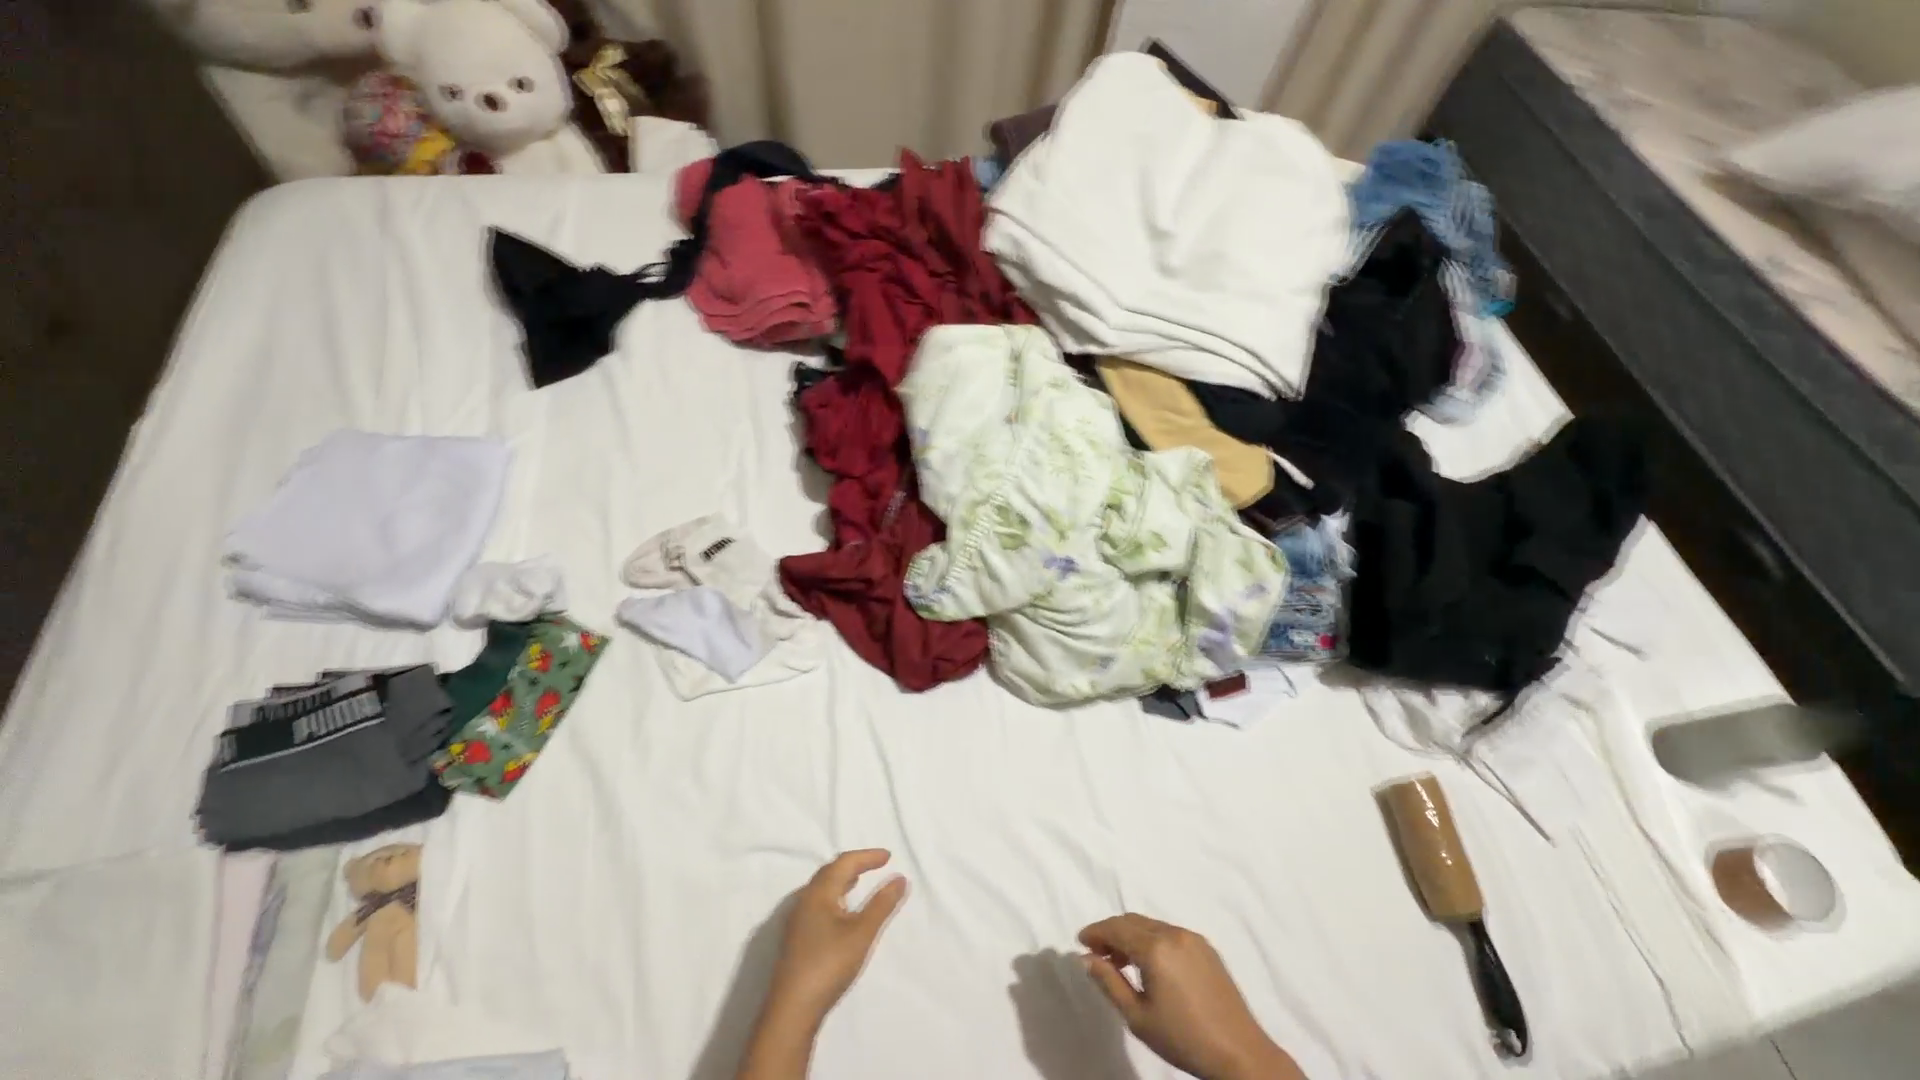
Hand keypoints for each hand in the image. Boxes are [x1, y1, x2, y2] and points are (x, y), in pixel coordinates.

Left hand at [764, 848, 908, 1027]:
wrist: (792, 1008)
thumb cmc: (829, 964)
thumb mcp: (862, 933)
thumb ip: (882, 904)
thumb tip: (899, 878)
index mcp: (818, 893)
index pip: (844, 863)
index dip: (867, 857)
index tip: (889, 856)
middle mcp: (803, 901)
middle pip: (829, 872)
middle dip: (853, 865)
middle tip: (874, 865)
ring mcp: (796, 920)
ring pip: (821, 889)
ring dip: (841, 881)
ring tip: (858, 883)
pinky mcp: (795, 938)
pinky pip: (816, 904)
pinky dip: (833, 897)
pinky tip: (841, 913)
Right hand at [1079, 915, 1303, 1079]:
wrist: (1239, 1052)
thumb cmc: (1183, 1038)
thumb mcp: (1137, 1016)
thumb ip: (1109, 982)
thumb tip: (1086, 958)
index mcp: (1155, 947)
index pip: (1116, 928)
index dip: (1095, 932)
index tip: (1080, 942)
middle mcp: (1174, 934)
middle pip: (1133, 921)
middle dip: (1111, 932)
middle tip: (1096, 954)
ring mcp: (1194, 939)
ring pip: (1152, 926)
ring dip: (1131, 936)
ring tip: (1120, 962)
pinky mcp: (1207, 949)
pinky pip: (1169, 934)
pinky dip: (1151, 940)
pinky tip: (1149, 965)